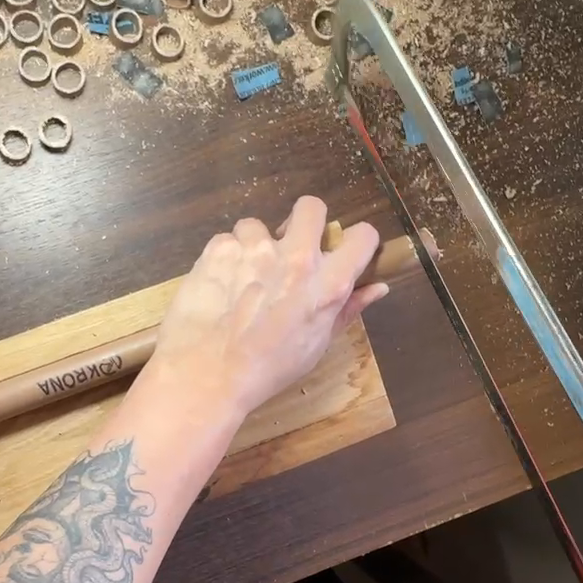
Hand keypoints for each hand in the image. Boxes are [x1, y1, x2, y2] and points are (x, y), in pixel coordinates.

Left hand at [143, 196, 388, 425]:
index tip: (343, 251)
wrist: (205, 375)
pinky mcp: (218, 249)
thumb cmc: (265, 370)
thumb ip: (346, 310)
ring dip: (253, 246)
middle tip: (289, 248)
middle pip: (311, 207)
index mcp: (327, 284)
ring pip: (258, 226)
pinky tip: (218, 285)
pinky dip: (224, 259)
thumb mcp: (314, 346)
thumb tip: (377, 287)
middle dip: (304, 222)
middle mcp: (295, 258)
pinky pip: (226, 241)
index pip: (362, 236)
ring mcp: (254, 248)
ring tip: (242, 277)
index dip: (355, 241)